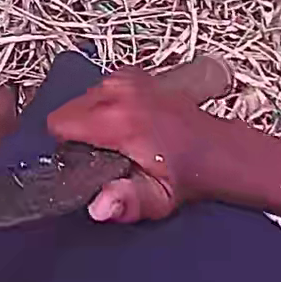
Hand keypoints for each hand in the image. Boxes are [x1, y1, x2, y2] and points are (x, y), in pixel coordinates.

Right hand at [48, 66, 280, 245]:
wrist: (222, 150)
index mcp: (118, 119)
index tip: (84, 160)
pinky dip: (105, 106)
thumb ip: (126, 201)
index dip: (64, 146)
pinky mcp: (131, 75)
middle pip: (68, 110)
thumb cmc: (192, 175)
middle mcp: (118, 91)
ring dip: (91, 120)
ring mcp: (125, 79)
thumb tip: (98, 207)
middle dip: (78, 133)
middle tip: (107, 154)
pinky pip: (98, 91)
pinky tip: (126, 124)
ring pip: (81, 100)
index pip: (58, 123)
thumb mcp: (159, 199)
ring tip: (120, 140)